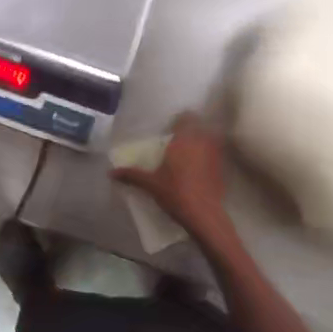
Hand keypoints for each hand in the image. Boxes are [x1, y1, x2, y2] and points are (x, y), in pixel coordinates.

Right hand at [111, 112, 229, 236]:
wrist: (203, 214)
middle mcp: (201, 141)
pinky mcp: (222, 167)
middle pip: (200, 125)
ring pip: (210, 137)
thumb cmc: (175, 193)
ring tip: (190, 151)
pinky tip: (201, 166)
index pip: (186, 117)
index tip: (171, 129)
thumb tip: (110, 172)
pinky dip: (209, 154)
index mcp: (183, 140)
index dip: (180, 120)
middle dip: (191, 129)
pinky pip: (216, 152)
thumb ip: (132, 175)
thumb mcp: (150, 184)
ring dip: (202, 140)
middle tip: (178, 139)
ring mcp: (215, 153)